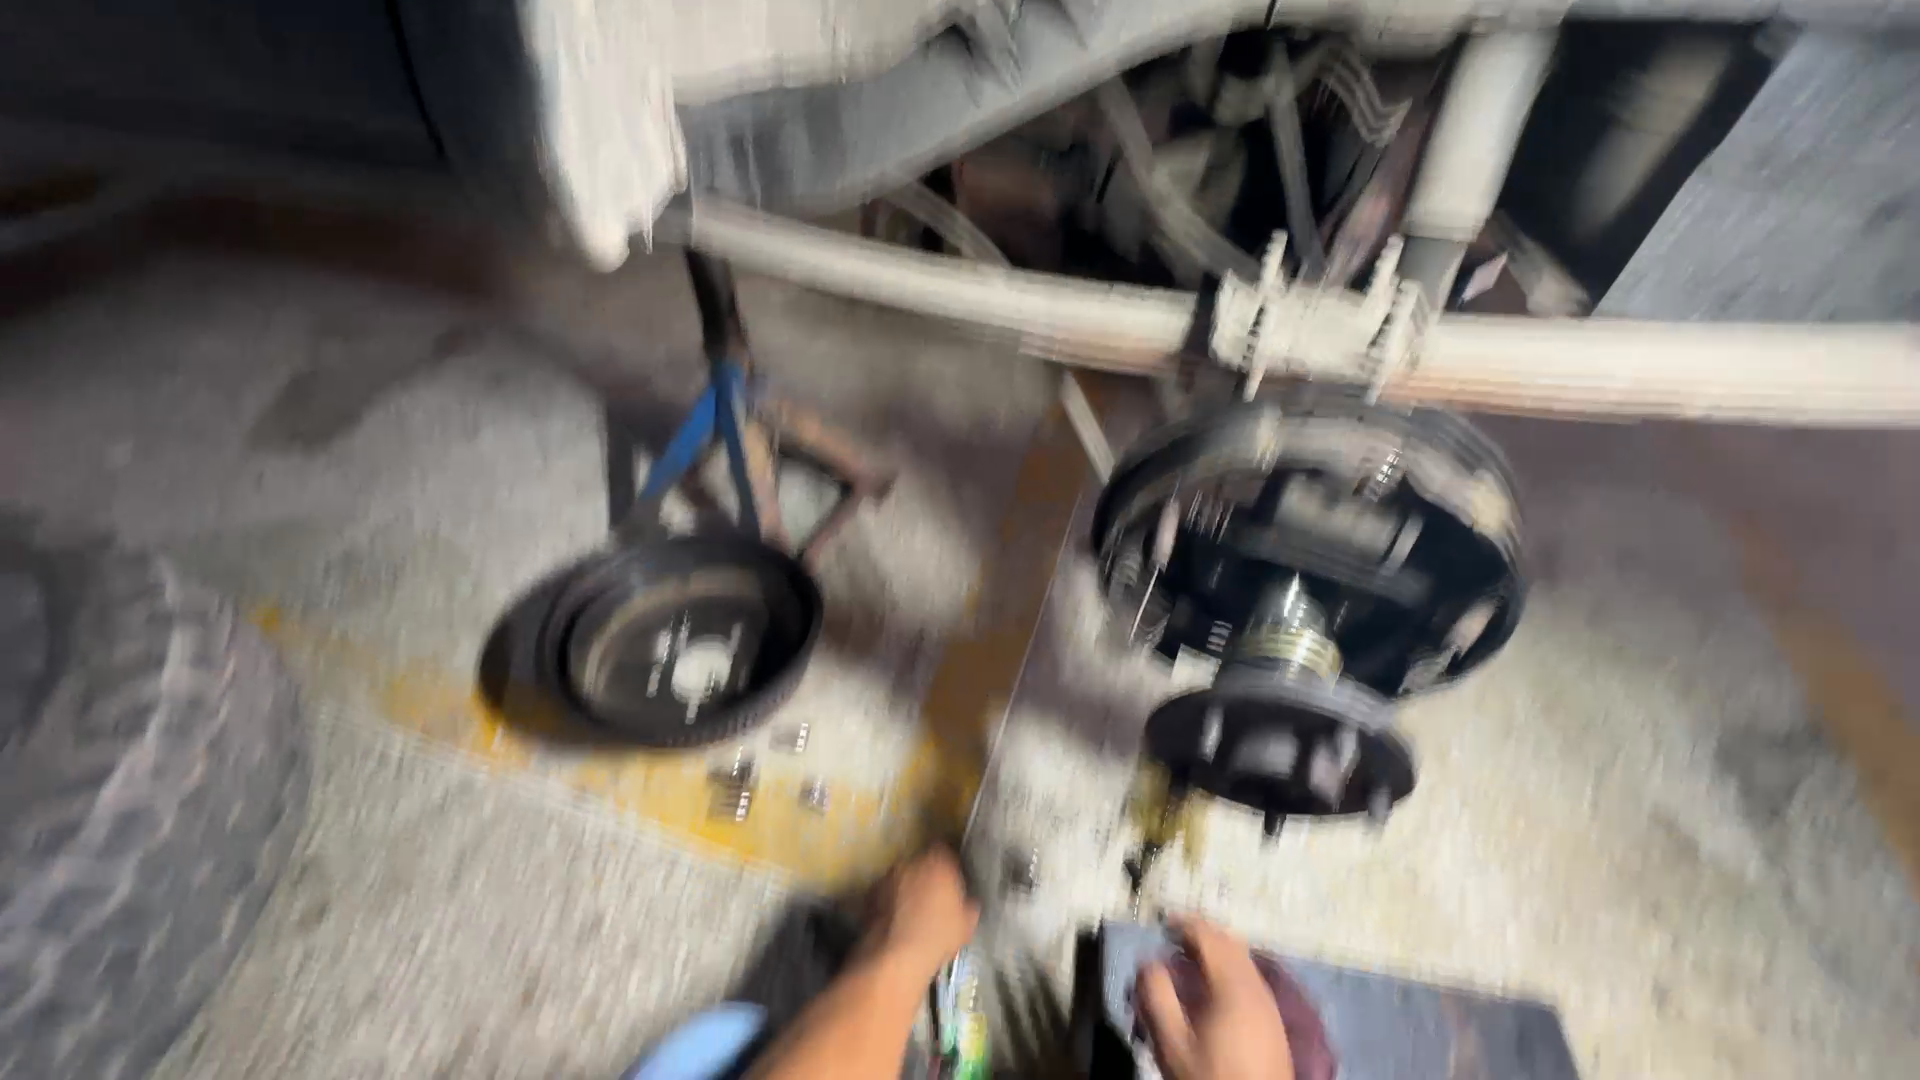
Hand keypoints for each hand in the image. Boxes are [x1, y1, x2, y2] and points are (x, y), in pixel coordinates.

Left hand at [857, 846, 978, 982]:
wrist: (898, 956)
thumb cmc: (939, 936)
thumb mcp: (967, 923)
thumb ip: (968, 902)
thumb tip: (966, 901)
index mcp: (939, 861)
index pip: (946, 851)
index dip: (949, 867)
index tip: (952, 882)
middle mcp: (912, 860)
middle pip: (923, 861)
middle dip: (927, 876)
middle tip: (933, 898)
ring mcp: (889, 875)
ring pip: (903, 876)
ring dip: (908, 887)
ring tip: (913, 912)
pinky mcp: (871, 892)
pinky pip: (887, 891)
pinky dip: (891, 900)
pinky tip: (897, 920)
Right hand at [1138, 917, 1292, 1079]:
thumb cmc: (1211, 1078)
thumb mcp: (1173, 1043)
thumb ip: (1157, 996)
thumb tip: (1147, 962)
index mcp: (1233, 985)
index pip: (1209, 935)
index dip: (1184, 923)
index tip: (1163, 923)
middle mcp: (1256, 986)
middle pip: (1230, 941)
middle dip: (1201, 933)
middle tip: (1175, 939)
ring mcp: (1269, 1003)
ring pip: (1243, 958)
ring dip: (1216, 951)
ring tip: (1190, 962)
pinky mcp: (1273, 1020)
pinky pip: (1250, 976)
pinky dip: (1229, 968)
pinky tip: (1212, 988)